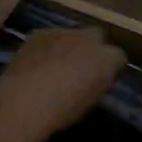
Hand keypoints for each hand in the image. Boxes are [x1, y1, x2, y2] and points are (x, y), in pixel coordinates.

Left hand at [0, 28, 125, 141]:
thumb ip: (96, 84)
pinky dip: (48, 45)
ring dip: (69, 44)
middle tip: (82, 65)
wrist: (23, 99)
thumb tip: (94, 79)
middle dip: (92, 47)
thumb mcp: (89, 102)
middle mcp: (87, 38)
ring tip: (57, 62)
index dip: (110, 67)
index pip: (118, 56)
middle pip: (97, 36)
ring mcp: (61, 32)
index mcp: (106, 58)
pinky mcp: (37, 33)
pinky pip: (49, 36)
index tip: (102, 77)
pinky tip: (38, 60)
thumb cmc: (61, 110)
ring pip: (71, 33)